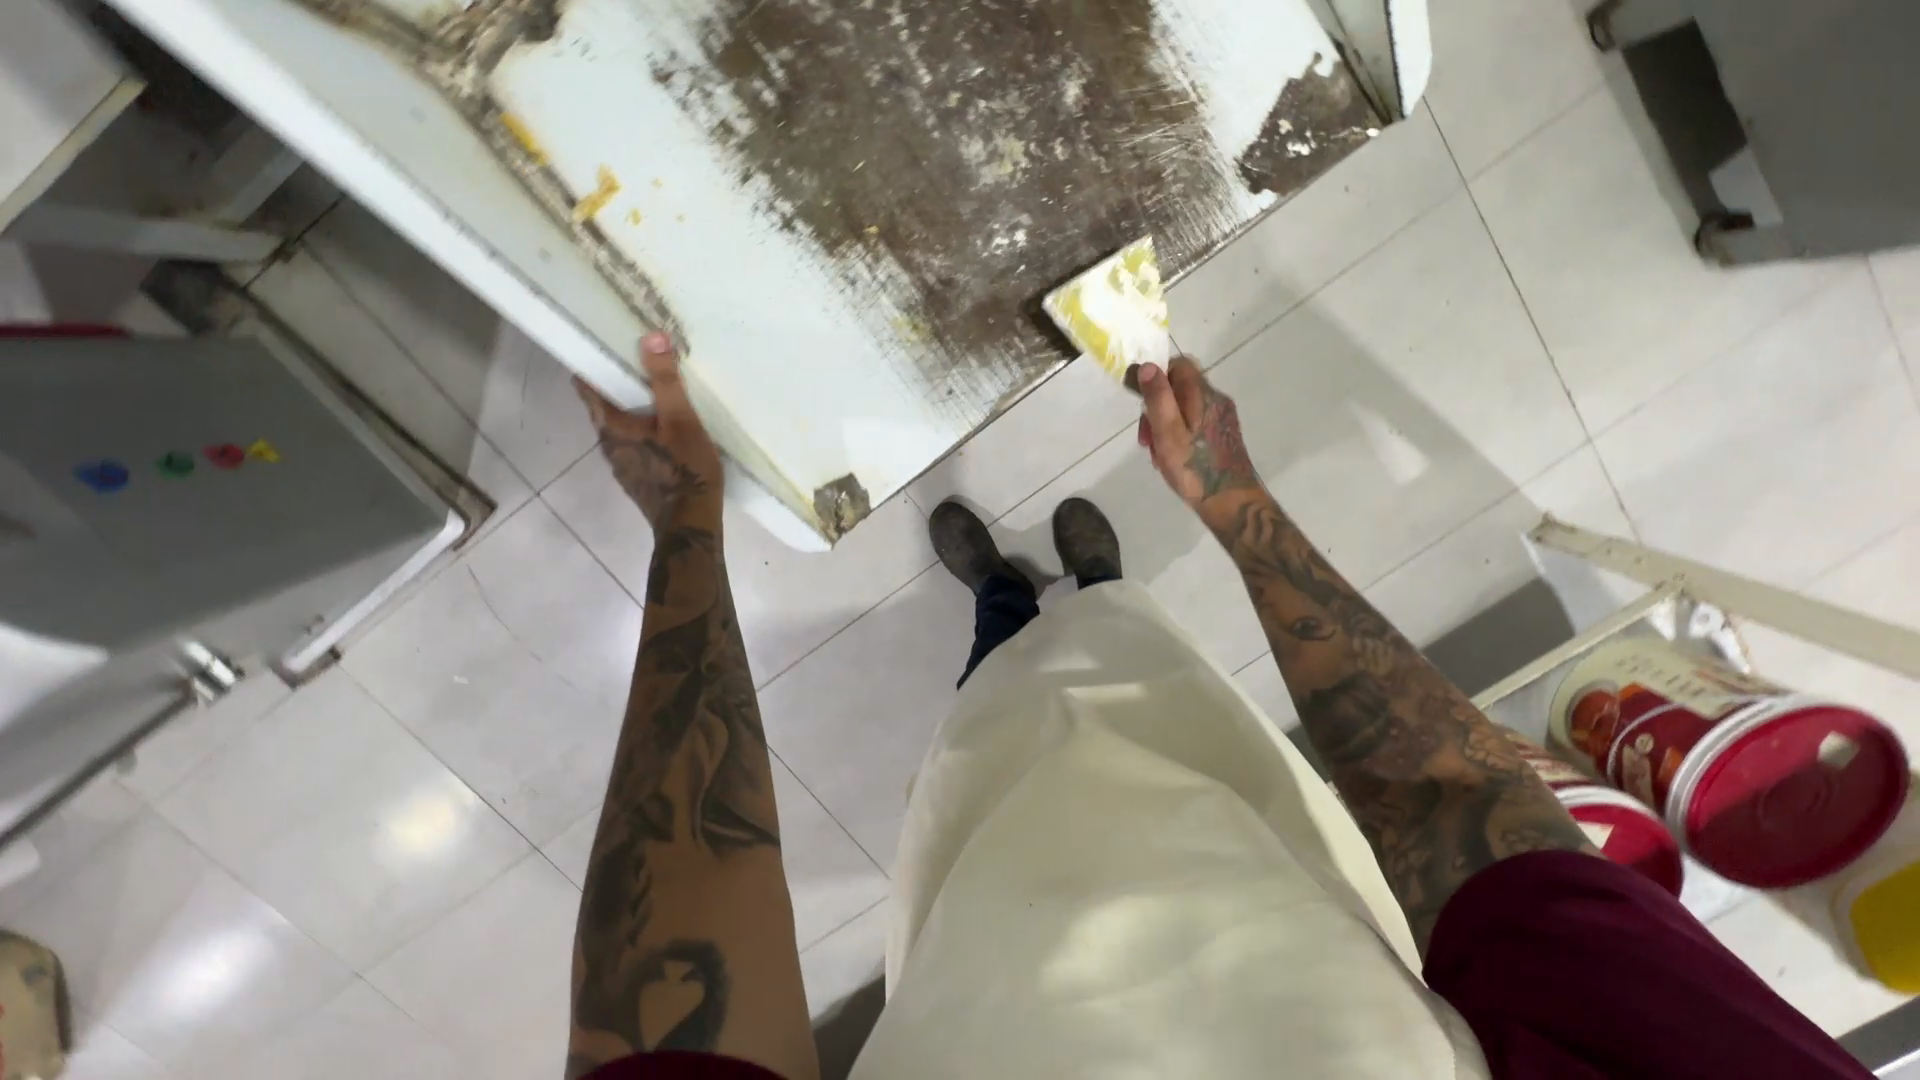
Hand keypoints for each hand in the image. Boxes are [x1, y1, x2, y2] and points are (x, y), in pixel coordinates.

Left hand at [576, 332, 724, 529]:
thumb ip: (665, 380)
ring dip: (637, 412)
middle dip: (622, 385)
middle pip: (607, 406)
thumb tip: (651, 335)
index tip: (607, 344)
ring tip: (663, 398)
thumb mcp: (681, 419)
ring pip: (623, 428)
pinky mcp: (638, 480)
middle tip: (645, 365)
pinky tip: (672, 434)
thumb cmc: (684, 471)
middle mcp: (608, 445)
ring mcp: (622, 466)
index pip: (586, 385)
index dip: (592, 362)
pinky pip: (637, 446)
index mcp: (611, 426)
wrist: (690, 525)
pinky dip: (648, 434)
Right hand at [1133, 357, 1265, 517]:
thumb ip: (1158, 397)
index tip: (1141, 401)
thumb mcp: (1168, 431)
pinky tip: (1172, 458)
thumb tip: (1148, 365)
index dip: (1156, 376)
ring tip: (1157, 453)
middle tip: (1146, 438)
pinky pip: (1194, 424)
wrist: (1230, 502)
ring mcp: (1222, 419)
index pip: (1179, 365)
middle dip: (1157, 407)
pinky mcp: (1223, 436)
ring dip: (1165, 425)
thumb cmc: (1194, 468)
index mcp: (1203, 395)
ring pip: (1185, 409)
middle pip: (1180, 388)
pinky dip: (1178, 435)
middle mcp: (1216, 400)